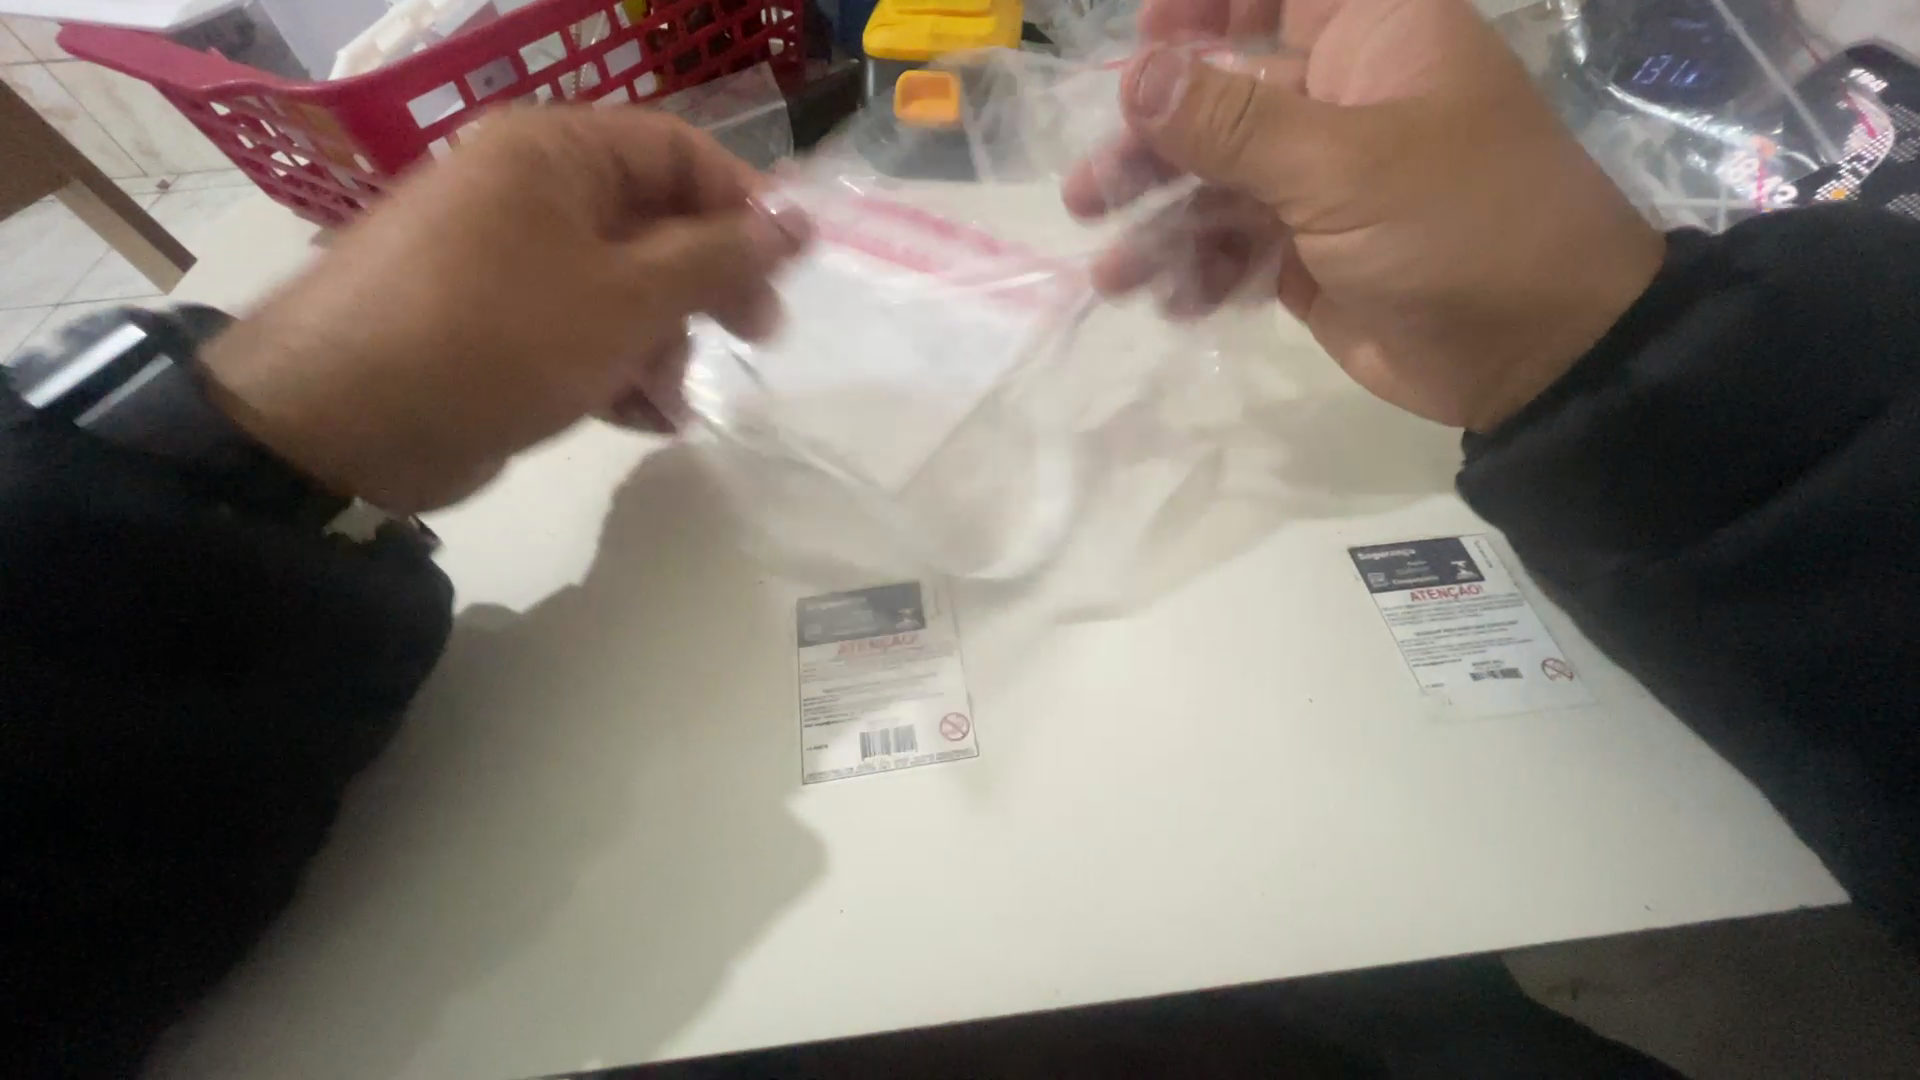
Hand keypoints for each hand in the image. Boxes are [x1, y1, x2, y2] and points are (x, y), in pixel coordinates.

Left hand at [200, 107, 808, 512]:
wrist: (352, 427)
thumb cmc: (504, 338)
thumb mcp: (630, 297)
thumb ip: (720, 257)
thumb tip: (799, 221)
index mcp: (558, 156)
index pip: (680, 153)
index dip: (746, 204)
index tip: (793, 266)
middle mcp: (536, 196)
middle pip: (659, 225)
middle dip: (711, 287)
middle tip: (757, 336)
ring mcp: (517, 264)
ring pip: (630, 290)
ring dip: (667, 346)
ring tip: (672, 398)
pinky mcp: (506, 327)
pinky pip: (591, 333)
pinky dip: (625, 372)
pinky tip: (644, 418)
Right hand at [1062, 0, 1665, 431]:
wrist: (1524, 351)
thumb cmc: (1455, 228)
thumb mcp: (1339, 167)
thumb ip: (1231, 124)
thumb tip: (1138, 76)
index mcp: (1368, 43)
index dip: (1205, 5)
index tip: (1138, 32)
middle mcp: (1337, 106)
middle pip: (1220, 107)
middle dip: (1150, 151)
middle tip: (1086, 196)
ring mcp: (1317, 188)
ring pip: (1216, 189)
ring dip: (1160, 229)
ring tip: (1113, 273)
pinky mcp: (1304, 256)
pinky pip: (1232, 252)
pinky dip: (1200, 276)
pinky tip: (1175, 305)